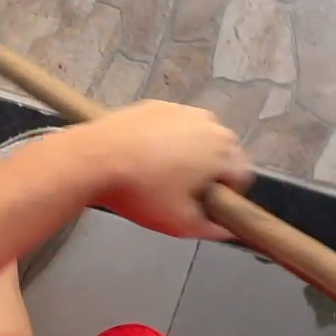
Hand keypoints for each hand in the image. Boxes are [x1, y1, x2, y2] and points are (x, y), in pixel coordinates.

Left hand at [71, 101, 253, 239]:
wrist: (94, 158)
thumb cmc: (141, 192)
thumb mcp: (181, 224)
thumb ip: (215, 229)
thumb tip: (230, 230)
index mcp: (224, 151)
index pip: (241, 176)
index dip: (225, 195)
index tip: (204, 205)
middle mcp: (210, 123)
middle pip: (221, 153)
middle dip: (208, 172)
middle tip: (181, 193)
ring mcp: (182, 110)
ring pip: (197, 138)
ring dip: (188, 155)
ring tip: (159, 176)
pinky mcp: (157, 105)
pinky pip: (172, 126)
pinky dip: (165, 140)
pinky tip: (144, 158)